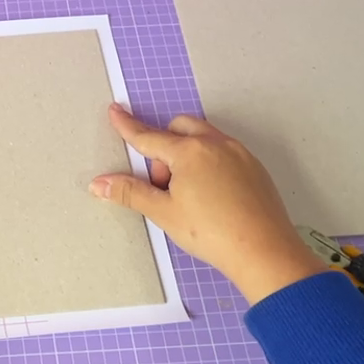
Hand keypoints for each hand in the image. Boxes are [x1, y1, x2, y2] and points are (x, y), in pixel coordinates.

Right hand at [90, 105, 324, 302]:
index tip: (115, 110)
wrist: (265, 252)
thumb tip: (98, 183)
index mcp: (189, 151)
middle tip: (162, 182)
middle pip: (179, 128)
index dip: (128, 125)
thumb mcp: (163, 212)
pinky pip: (223, 151)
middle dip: (163, 146)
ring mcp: (239, 154)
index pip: (149, 136)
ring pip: (203, 138)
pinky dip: (208, 162)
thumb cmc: (210, 232)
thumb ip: (130, 192)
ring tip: (186, 191)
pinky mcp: (255, 168)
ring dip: (186, 153)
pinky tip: (210, 195)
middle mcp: (216, 144)